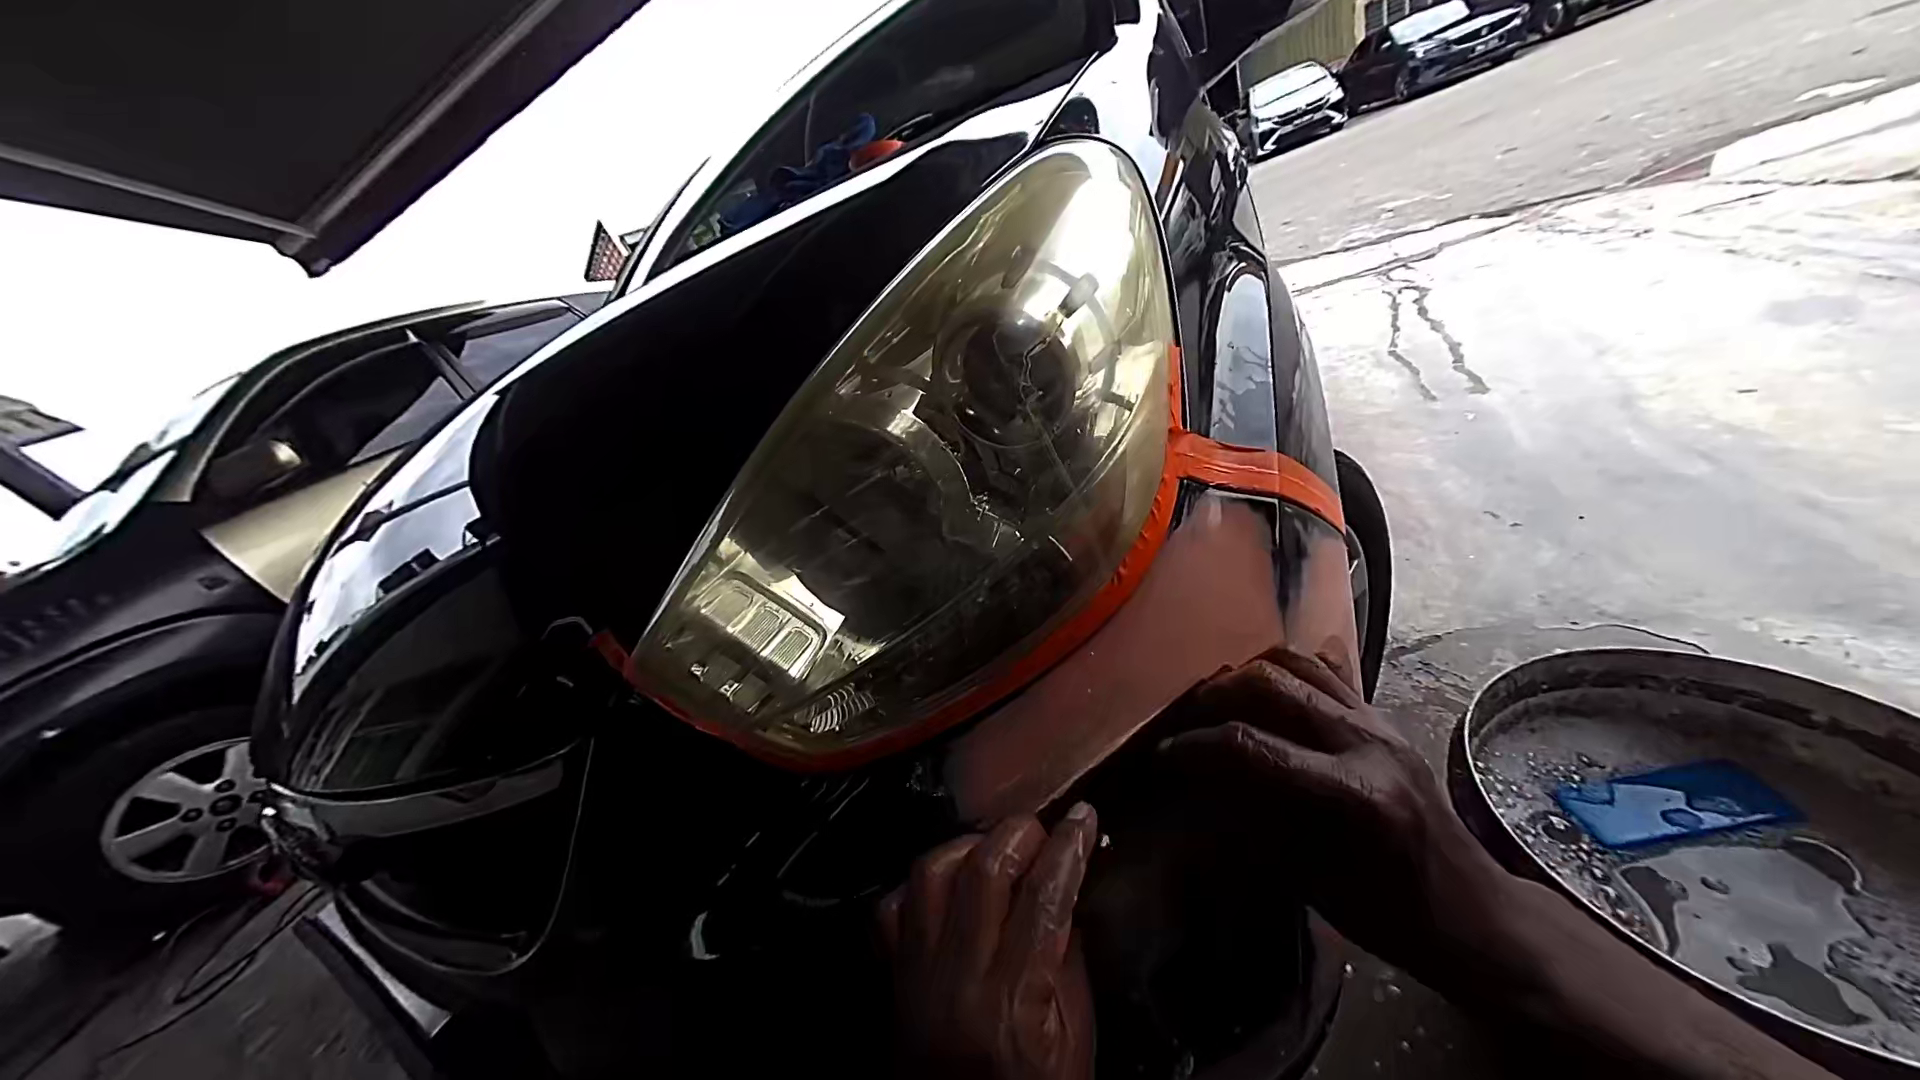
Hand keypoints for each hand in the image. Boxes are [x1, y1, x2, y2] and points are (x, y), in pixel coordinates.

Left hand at [878, 806, 1098, 1079]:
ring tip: (996, 849)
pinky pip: (893, 906)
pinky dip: (920, 885)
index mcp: (1011, 1004)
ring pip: (930, 874)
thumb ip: (1068, 961)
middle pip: (982, 871)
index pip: (1043, 898)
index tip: (1083, 816)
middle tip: (1041, 831)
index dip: (1068, 847)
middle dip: (1018, 833)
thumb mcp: (1072, 1043)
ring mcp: (916, 974)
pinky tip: (948, 885)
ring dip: (968, 846)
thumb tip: (1065, 889)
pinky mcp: (892, 975)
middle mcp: (957, 980)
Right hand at [1158, 646, 1506, 971]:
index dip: (1194, 746)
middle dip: (1214, 695)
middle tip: (1188, 719)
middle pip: (1270, 683)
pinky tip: (1266, 683)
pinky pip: (1329, 671)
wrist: (1473, 913)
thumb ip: (1250, 817)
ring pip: (1298, 662)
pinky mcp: (1386, 720)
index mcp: (1351, 793)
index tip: (1164, 755)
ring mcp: (1381, 723)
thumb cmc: (1389, 912)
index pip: (1250, 744)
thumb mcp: (1307, 878)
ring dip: (1247, 672)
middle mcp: (1368, 742)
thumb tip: (1197, 779)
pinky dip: (1289, 668)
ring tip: (1220, 697)